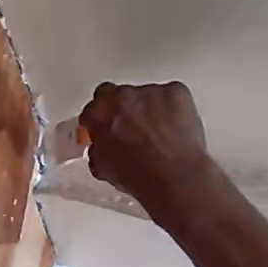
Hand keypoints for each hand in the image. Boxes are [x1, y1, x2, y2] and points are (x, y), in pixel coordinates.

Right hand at [77, 81, 219, 218]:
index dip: (97, 121)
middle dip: (120, 109)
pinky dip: (171, 108)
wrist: (172, 175)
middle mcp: (121, 97)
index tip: (102, 128)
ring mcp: (149, 92)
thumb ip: (97, 148)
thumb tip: (101, 147)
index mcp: (98, 114)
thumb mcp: (102, 168)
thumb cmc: (138, 174)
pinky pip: (170, 96)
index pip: (92, 109)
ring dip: (147, 109)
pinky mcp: (175, 91)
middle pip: (117, 95)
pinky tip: (172, 128)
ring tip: (155, 133)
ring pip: (145, 95)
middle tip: (128, 127)